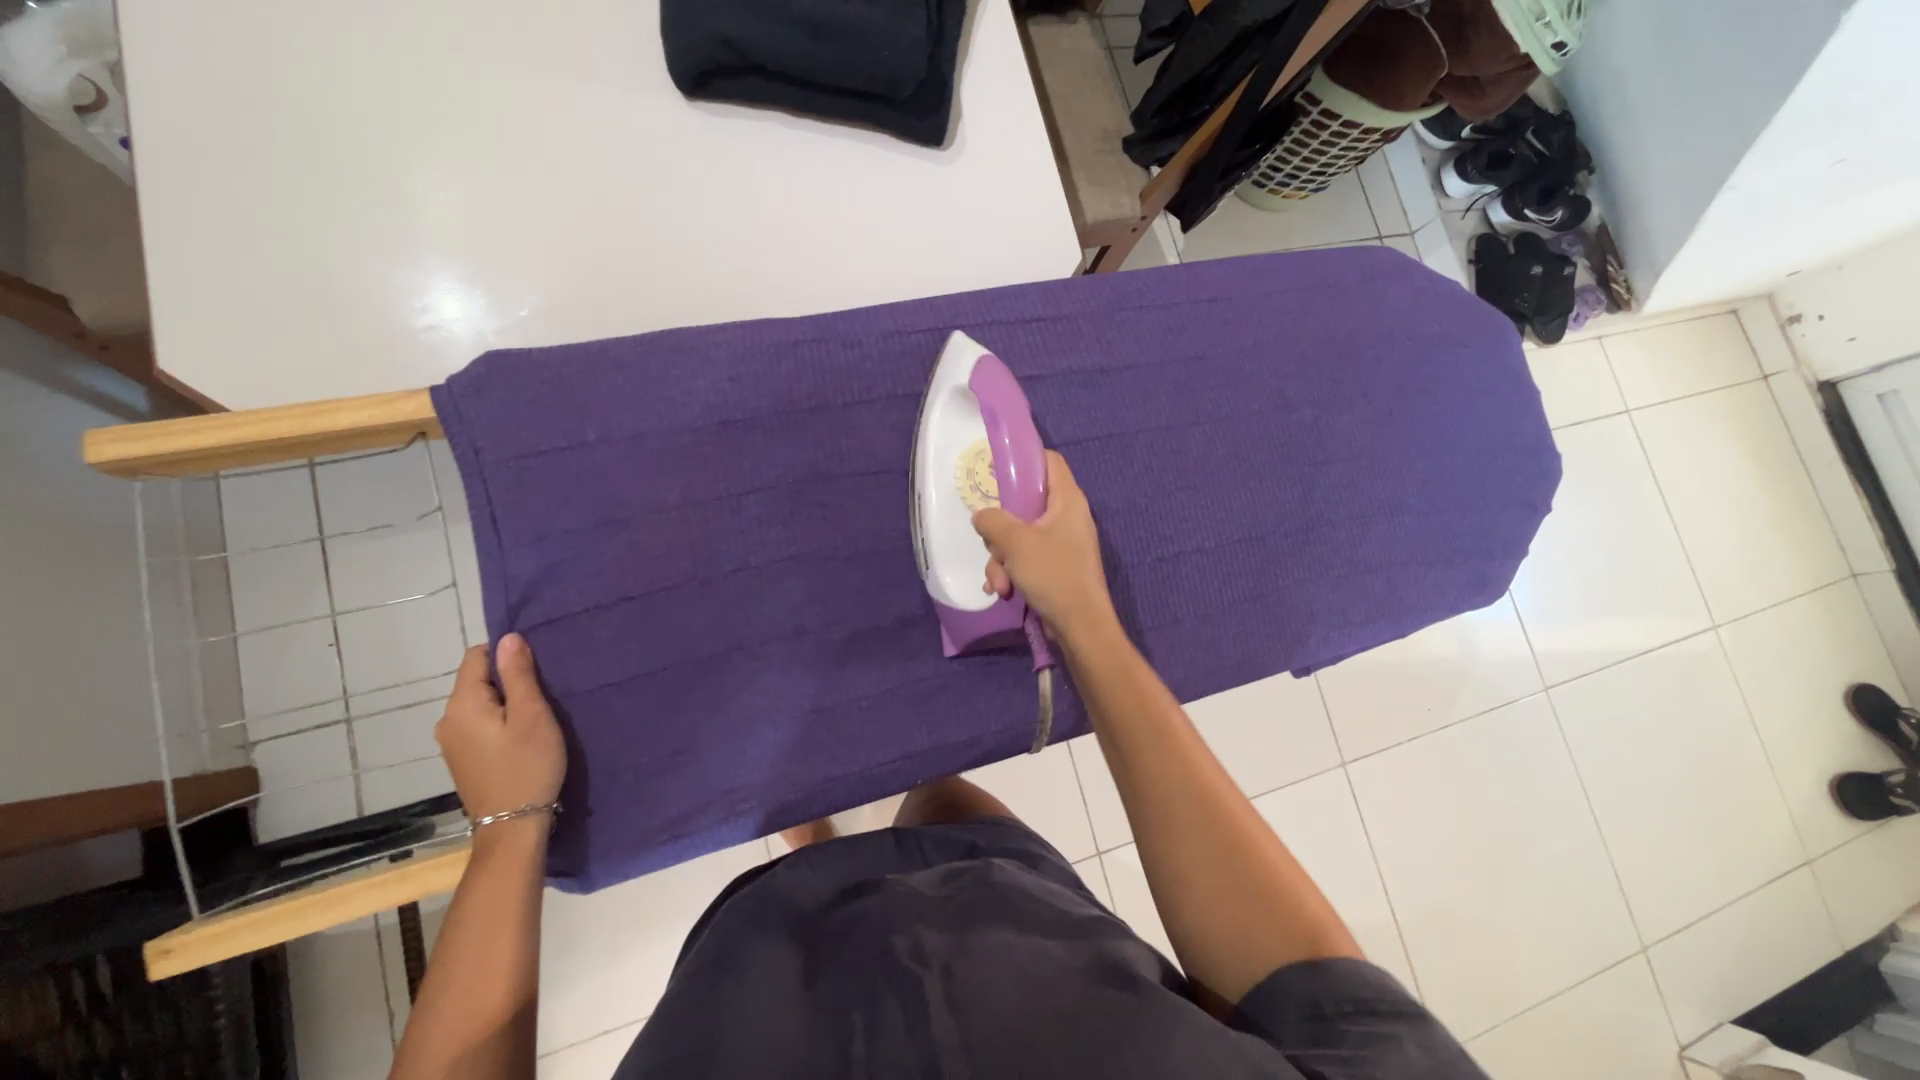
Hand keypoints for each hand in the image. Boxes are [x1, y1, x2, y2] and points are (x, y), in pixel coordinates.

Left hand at [436, 634, 566, 826]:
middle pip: (477, 680)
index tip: (536, 673)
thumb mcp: (531, 716)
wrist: (512, 826)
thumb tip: (508, 638)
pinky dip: (498, 723)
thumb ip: (519, 675)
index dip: (507, 655)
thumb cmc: (527, 766)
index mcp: (462, 704)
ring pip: (479, 704)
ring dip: (505, 704)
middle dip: (508, 682)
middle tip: (542, 699)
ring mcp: (450, 741)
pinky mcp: (460, 758)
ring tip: (534, 720)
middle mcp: (447, 719)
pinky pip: (478, 724)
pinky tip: (519, 740)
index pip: (477, 656)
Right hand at [972, 451, 1118, 643]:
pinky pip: (1025, 560)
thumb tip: (983, 516)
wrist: (1080, 626)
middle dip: (1000, 531)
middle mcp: (1067, 517)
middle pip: (1024, 504)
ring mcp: (1062, 544)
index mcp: (1067, 500)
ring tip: (1001, 583)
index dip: (1025, 459)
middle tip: (994, 545)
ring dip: (1001, 560)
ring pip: (1018, 537)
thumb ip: (993, 521)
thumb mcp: (1015, 542)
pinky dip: (1012, 573)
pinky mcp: (1055, 568)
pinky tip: (1003, 592)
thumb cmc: (1053, 574)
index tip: (997, 468)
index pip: (1049, 461)